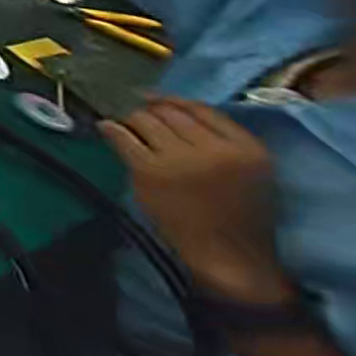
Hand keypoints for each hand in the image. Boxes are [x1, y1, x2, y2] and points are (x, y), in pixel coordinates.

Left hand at [99, 98, 293, 305]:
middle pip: (167, 112)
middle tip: (137, 119)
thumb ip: (214, 138)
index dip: (170, 101)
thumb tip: (160, 102)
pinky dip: (110, 129)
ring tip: (127, 129)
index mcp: (249, 149)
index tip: (151, 99)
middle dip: (148, 112)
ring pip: (142, 120)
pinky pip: (120, 136)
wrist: (229, 255)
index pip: (200, 108)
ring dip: (130, 121)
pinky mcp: (149, 170)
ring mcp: (179, 159)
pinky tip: (106, 128)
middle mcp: (215, 150)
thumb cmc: (236, 213)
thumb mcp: (245, 170)